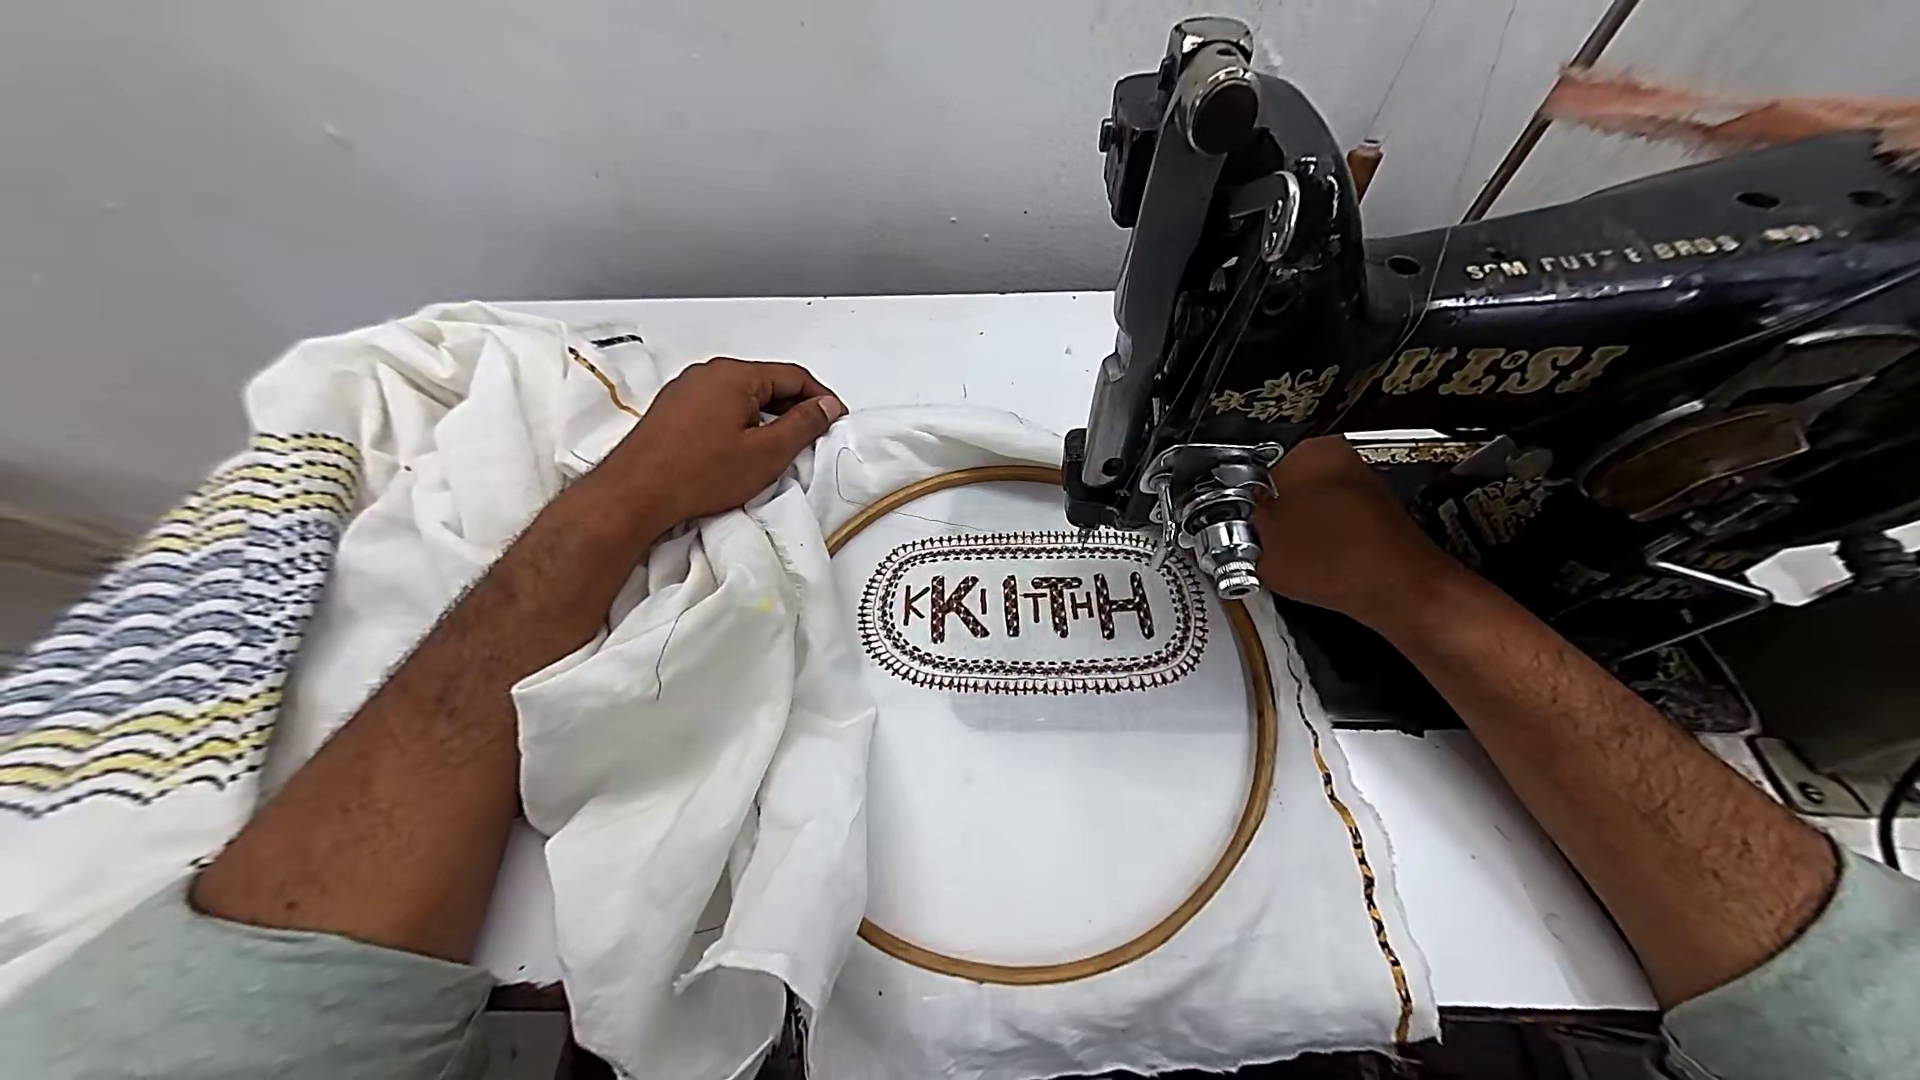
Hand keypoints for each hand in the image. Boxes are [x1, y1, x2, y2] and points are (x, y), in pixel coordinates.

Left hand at [597, 357, 844, 530]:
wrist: (635, 494)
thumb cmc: (701, 474)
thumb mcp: (767, 452)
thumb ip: (804, 425)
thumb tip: (827, 406)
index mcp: (734, 375)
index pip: (793, 377)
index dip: (821, 399)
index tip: (837, 420)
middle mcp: (708, 373)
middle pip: (767, 383)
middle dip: (795, 408)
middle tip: (814, 436)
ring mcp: (686, 390)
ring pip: (742, 396)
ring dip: (768, 417)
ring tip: (782, 447)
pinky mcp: (673, 411)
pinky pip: (719, 407)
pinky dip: (742, 422)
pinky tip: (745, 449)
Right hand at [1252, 436, 1470, 630]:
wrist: (1399, 590)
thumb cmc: (1342, 561)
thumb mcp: (1263, 544)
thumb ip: (1244, 526)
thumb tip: (1240, 522)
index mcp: (1308, 453)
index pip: (1256, 473)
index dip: (1241, 504)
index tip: (1238, 522)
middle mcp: (1340, 460)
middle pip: (1283, 489)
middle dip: (1270, 517)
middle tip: (1261, 543)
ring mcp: (1362, 486)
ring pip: (1308, 508)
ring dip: (1296, 531)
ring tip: (1289, 558)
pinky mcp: (1376, 514)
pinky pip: (1332, 524)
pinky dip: (1321, 542)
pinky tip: (1315, 564)